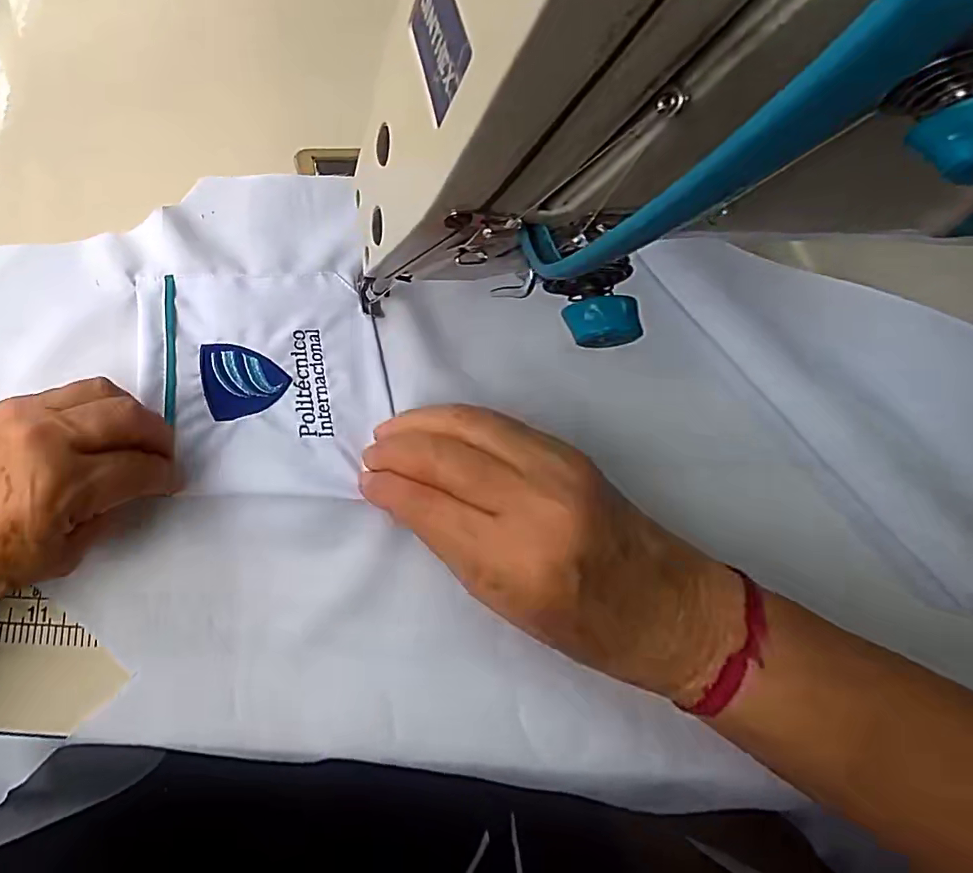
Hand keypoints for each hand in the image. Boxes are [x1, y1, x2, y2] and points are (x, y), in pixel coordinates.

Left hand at [0, 378, 179, 630]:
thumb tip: (133, 491)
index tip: (174, 480)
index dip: (163, 475)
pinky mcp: (8, 407)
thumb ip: (104, 516)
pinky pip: (65, 394)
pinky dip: (92, 406)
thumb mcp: (59, 556)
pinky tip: (96, 428)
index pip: (133, 467)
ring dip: (128, 410)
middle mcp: (47, 436)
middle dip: (157, 434)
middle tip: (166, 453)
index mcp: (61, 483)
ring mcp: (25, 414)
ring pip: (97, 391)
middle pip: (124, 417)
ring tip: (137, 434)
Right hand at [358, 405, 745, 704]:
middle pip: (443, 457)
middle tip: (371, 456)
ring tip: (390, 434)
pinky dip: (450, 420)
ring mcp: (558, 471)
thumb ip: (442, 538)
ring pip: (466, 425)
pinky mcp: (568, 453)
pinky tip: (430, 429)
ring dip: (417, 425)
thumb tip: (393, 494)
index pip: (428, 504)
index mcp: (516, 558)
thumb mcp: (496, 596)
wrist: (677, 612)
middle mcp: (537, 506)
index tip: (365, 481)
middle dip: (395, 451)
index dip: (387, 486)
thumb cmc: (580, 624)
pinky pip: (493, 422)